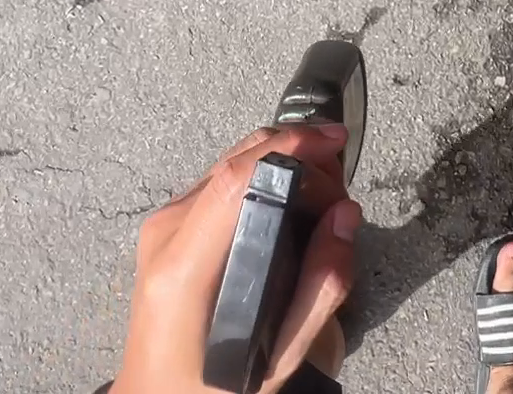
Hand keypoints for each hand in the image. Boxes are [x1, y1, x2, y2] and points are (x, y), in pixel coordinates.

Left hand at [113, 125, 362, 393]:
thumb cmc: (210, 387)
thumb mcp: (276, 359)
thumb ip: (319, 289)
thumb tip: (346, 217)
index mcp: (182, 269)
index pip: (235, 179)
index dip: (289, 147)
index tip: (334, 143)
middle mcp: (167, 232)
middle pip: (240, 158)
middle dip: (302, 152)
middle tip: (340, 190)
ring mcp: (166, 221)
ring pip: (236, 158)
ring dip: (289, 159)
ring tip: (325, 193)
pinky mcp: (173, 219)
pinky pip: (228, 175)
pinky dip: (270, 172)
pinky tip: (297, 195)